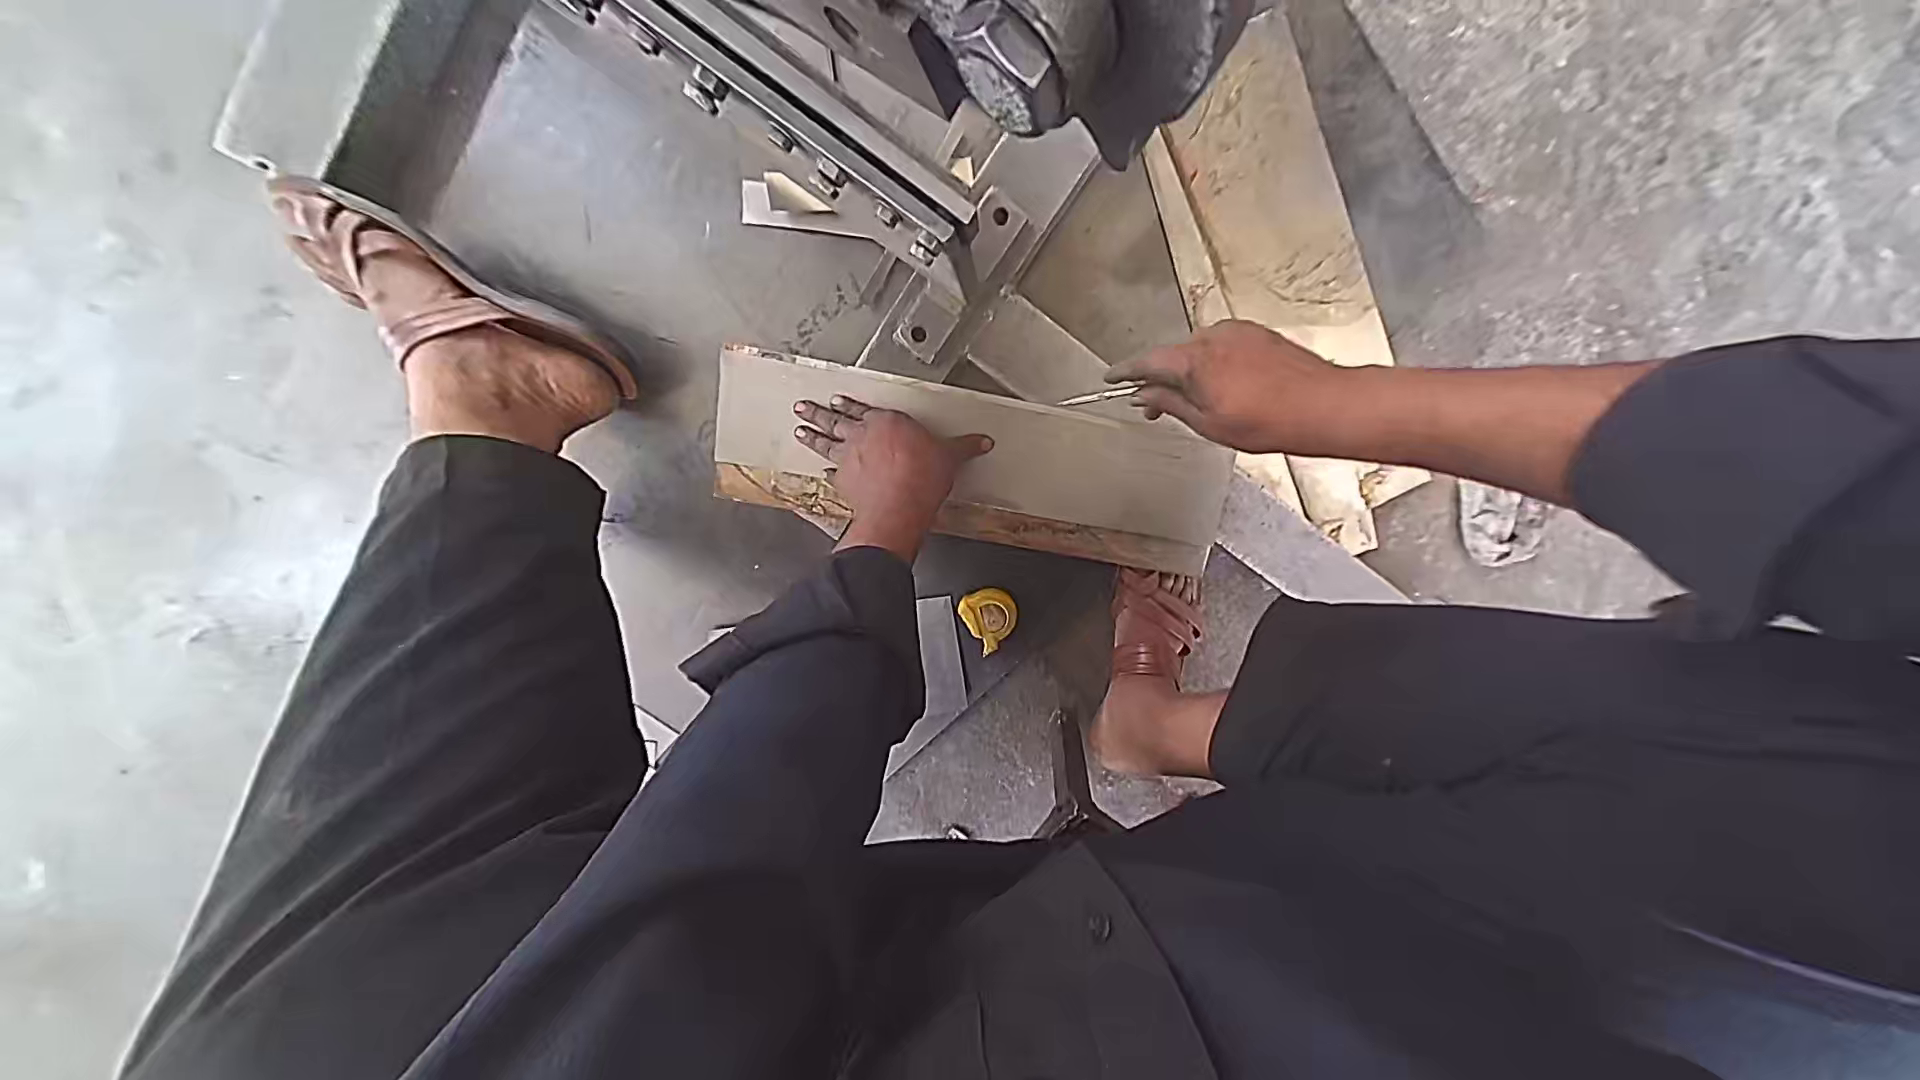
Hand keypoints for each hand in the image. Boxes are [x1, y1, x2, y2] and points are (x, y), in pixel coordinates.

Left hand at [793, 396, 992, 560]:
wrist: (899, 506)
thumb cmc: (921, 478)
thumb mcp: (949, 458)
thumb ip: (964, 447)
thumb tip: (983, 442)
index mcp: (886, 422)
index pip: (863, 408)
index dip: (849, 404)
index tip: (838, 400)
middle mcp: (862, 435)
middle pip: (835, 420)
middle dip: (818, 413)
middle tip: (803, 407)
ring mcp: (849, 458)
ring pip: (824, 442)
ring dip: (811, 435)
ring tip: (799, 429)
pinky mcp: (844, 481)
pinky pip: (831, 473)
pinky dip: (826, 472)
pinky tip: (823, 471)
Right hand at [1105, 321, 1353, 453]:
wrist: (1323, 406)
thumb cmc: (1271, 419)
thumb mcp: (1205, 422)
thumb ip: (1168, 404)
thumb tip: (1144, 396)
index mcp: (1195, 359)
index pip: (1146, 362)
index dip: (1125, 372)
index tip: (1112, 377)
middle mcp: (1214, 337)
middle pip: (1172, 357)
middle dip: (1161, 380)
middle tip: (1153, 407)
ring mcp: (1239, 333)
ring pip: (1198, 353)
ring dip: (1190, 375)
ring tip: (1199, 405)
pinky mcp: (1257, 335)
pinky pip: (1222, 348)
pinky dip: (1213, 366)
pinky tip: (1225, 390)